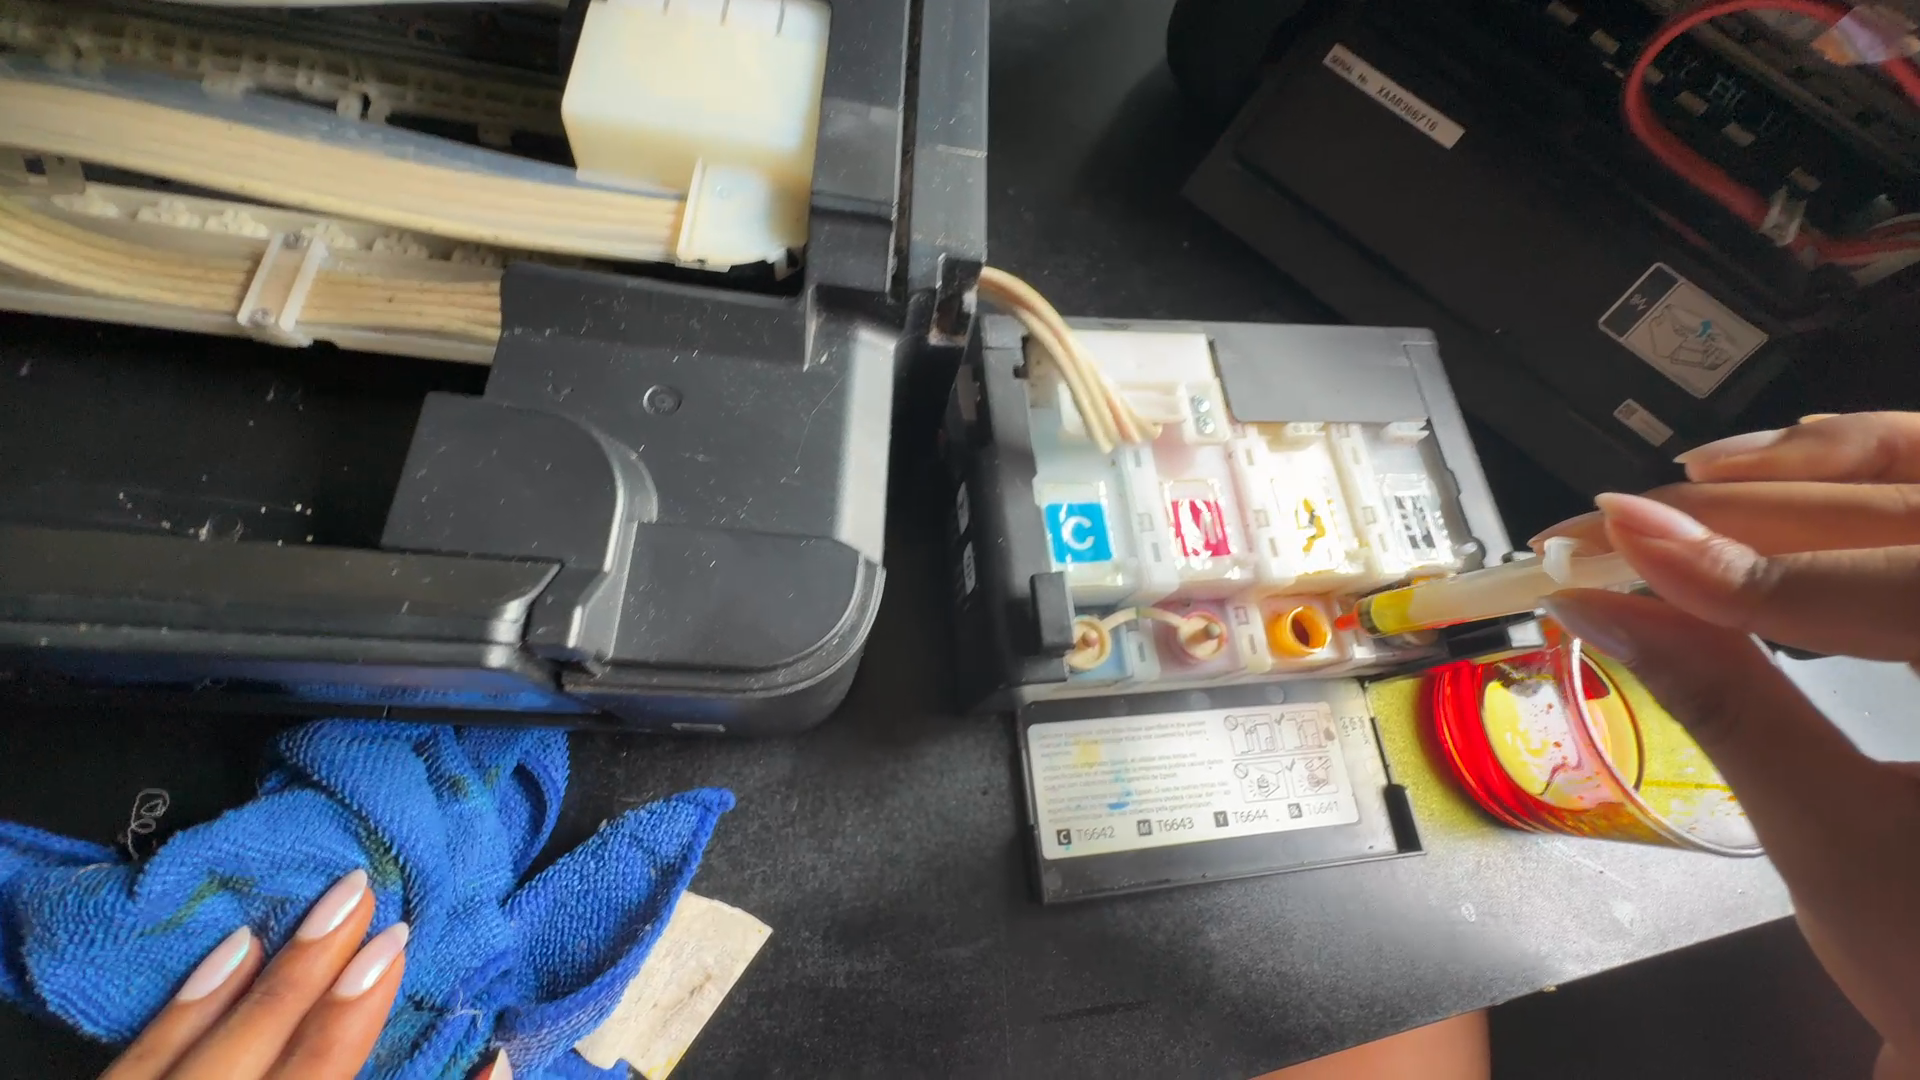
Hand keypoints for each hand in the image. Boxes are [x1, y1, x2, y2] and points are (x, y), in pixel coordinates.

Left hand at [99, 869, 507, 1079]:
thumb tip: (493, 1062)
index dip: (348, 1019)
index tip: (391, 946)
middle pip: (249, 1067)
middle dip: (303, 979)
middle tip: (357, 895)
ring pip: (178, 1068)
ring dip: (241, 988)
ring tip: (302, 916)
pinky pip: (128, 1075)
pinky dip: (177, 1014)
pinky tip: (226, 955)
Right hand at [1531, 413, 1919, 1073]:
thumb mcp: (1831, 842)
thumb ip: (1717, 700)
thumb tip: (1594, 606)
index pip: (1913, 592)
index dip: (1752, 560)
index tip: (1615, 537)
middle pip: (1917, 518)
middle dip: (1744, 512)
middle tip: (1605, 522)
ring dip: (1815, 474)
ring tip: (1687, 481)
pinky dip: (1857, 486)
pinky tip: (1776, 480)